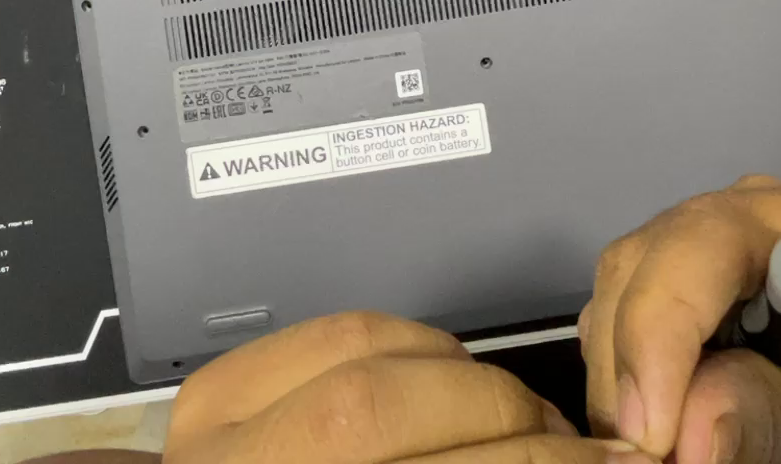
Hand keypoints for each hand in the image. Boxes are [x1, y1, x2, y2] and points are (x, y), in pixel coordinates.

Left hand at [164, 310, 639, 462]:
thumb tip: (552, 460)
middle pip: (378, 408)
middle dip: (504, 417)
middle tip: (570, 440)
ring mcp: (209, 427)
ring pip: (360, 350)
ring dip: (463, 374)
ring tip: (520, 408)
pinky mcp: (215, 388)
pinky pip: (333, 329)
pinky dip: (408, 342)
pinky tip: (447, 370)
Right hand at [578, 176, 780, 463]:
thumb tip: (679, 439)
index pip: (705, 247)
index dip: (663, 327)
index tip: (655, 435)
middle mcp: (740, 211)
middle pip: (644, 263)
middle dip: (631, 367)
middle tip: (644, 463)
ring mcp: (705, 236)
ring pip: (621, 284)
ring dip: (618, 374)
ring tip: (649, 451)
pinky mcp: (682, 270)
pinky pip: (622, 306)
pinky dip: (622, 370)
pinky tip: (652, 423)